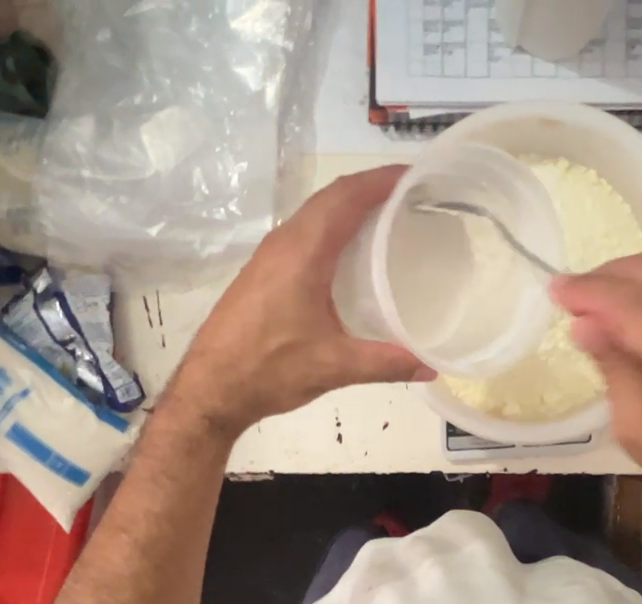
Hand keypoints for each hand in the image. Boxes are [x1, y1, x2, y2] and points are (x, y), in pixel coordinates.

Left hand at [160, 166, 431, 438]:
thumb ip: (386, 364)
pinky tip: (348, 258)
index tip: (417, 176)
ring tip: (386, 221)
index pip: (346, 197)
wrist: (211, 389)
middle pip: (331, 199)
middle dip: (370, 190)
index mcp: (303, 252)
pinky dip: (331, 232)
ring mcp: (268, 258)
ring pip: (314, 217)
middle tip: (410, 197)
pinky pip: (303, 237)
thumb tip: (430, 368)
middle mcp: (284, 244)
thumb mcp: (334, 367)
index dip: (382, 180)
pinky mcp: (262, 275)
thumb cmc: (269, 370)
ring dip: (348, 209)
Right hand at [552, 254, 641, 517]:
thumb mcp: (633, 425)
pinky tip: (627, 304)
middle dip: (607, 276)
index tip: (555, 289)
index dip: (591, 292)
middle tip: (572, 293)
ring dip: (628, 276)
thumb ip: (612, 366)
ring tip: (594, 298)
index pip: (635, 305)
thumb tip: (581, 323)